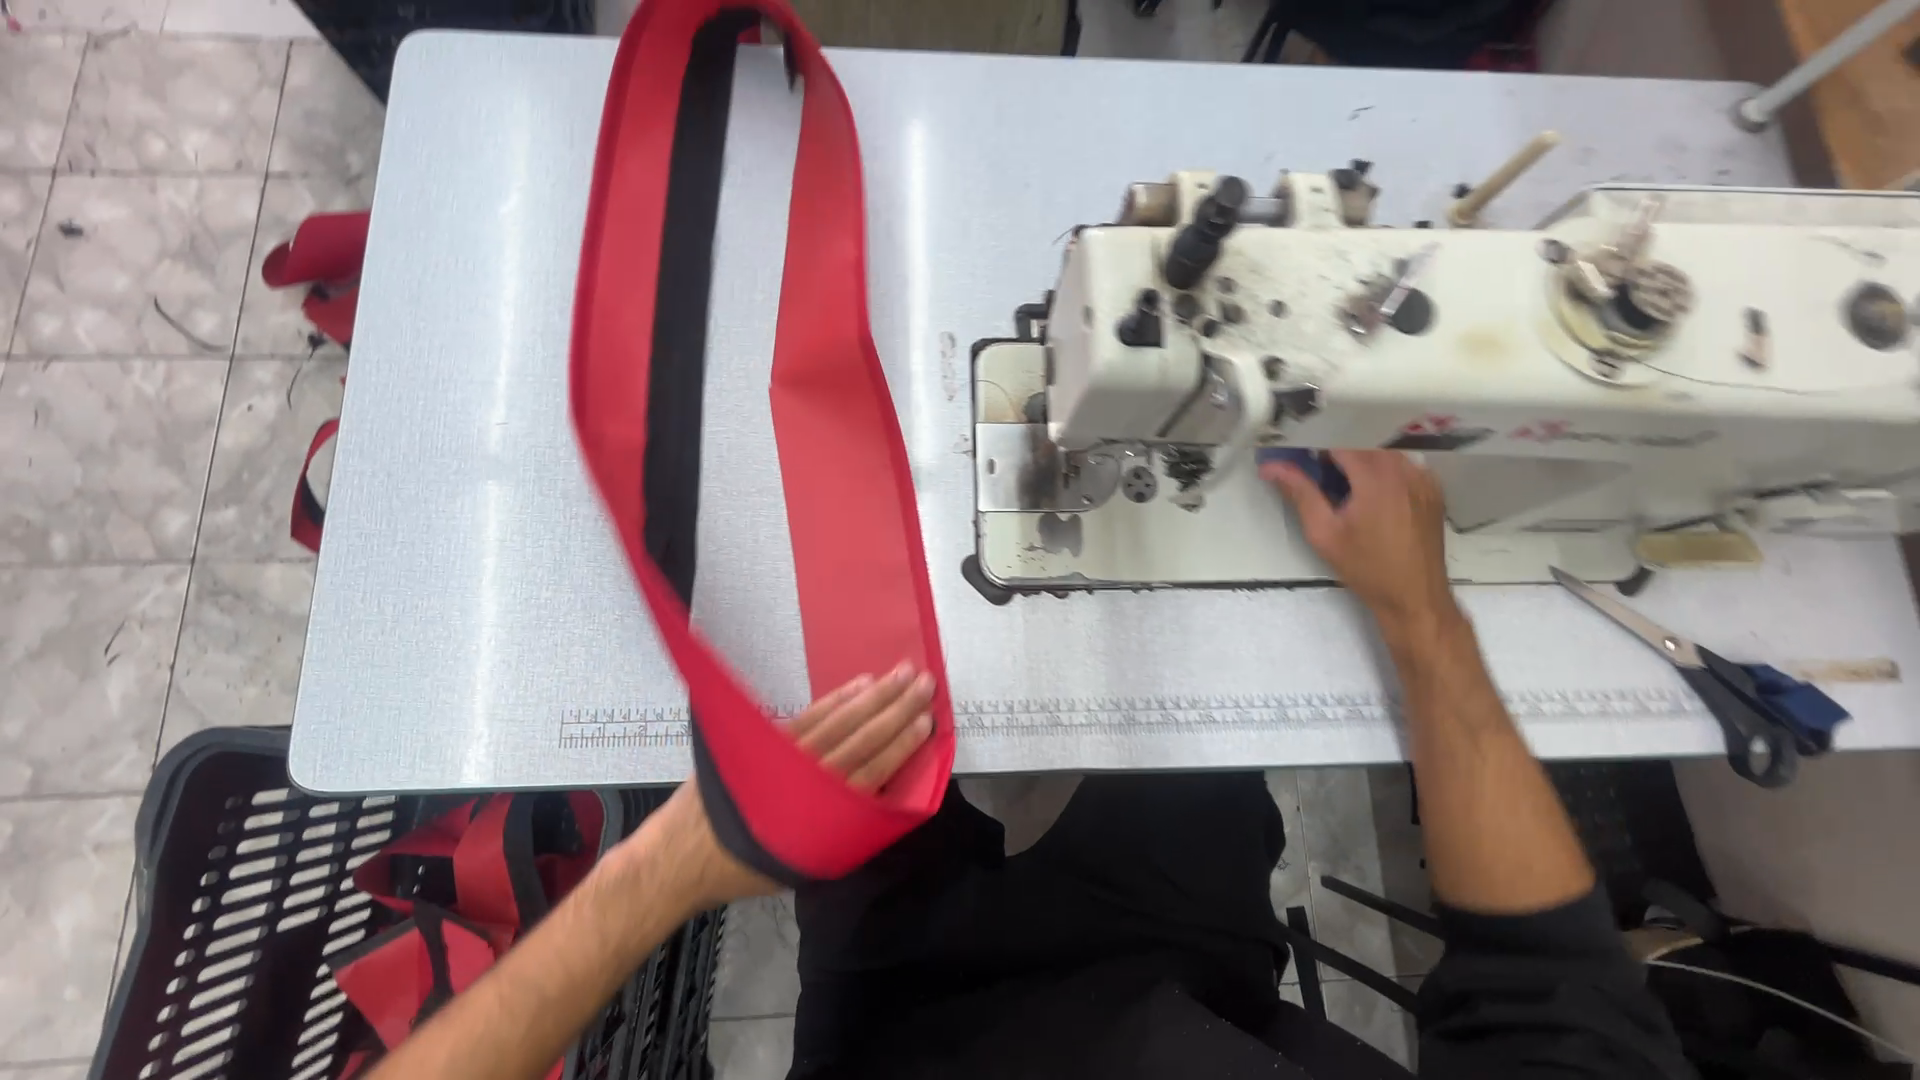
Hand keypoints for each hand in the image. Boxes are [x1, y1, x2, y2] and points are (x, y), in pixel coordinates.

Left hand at [634, 664, 937, 911]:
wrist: (689, 852)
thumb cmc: (751, 864)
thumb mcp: (808, 860)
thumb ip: (845, 827)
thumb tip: (880, 796)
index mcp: (826, 811)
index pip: (876, 768)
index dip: (904, 742)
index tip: (928, 721)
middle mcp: (812, 775)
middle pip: (864, 735)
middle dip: (899, 707)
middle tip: (927, 684)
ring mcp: (790, 752)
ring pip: (842, 718)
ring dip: (876, 694)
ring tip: (903, 674)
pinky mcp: (770, 737)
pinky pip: (813, 713)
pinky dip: (839, 697)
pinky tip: (860, 685)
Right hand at [1261, 450, 1456, 633]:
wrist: (1414, 595)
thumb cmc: (1365, 568)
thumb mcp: (1324, 532)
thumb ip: (1299, 492)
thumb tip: (1271, 467)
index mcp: (1376, 477)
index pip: (1341, 439)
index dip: (1316, 441)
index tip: (1297, 451)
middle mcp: (1405, 470)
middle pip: (1364, 440)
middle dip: (1337, 448)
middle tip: (1315, 468)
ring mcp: (1424, 478)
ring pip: (1385, 450)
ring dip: (1360, 456)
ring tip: (1340, 481)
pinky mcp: (1432, 489)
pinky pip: (1404, 464)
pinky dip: (1383, 468)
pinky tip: (1369, 492)